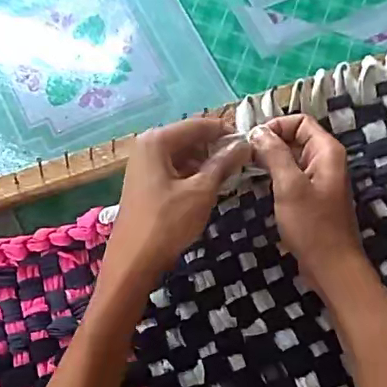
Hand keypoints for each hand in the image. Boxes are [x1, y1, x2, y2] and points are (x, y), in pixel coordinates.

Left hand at [103, 116, 249, 292]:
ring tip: (229, 180)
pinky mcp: (146, 184)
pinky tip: (208, 191)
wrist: (134, 261)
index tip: (252, 146)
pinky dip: (193, 177)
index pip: (200, 124)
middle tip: (243, 166)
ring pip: (184, 156)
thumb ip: (223, 163)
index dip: (228, 133)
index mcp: (157, 140)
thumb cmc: (167, 224)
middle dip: (216, 150)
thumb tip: (245, 144)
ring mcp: (144, 165)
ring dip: (207, 165)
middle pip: (191, 138)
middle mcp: (147, 146)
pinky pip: (175, 171)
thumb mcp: (201, 191)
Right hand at [249, 115, 374, 300]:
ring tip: (246, 170)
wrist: (331, 266)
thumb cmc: (312, 226)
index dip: (275, 126)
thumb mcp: (289, 186)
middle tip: (243, 157)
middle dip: (269, 143)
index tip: (250, 142)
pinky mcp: (312, 199)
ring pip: (292, 159)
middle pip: (295, 138)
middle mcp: (326, 161)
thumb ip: (274, 154)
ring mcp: (320, 181)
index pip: (299, 121)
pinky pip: (292, 178)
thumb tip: (258, 132)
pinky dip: (276, 178)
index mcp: (326, 152)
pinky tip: (260, 187)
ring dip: (270, 161)